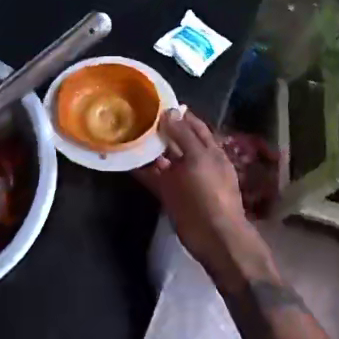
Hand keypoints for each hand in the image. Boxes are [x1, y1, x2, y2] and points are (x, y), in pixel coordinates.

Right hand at [134, 107, 260, 274]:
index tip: (154, 100)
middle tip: (133, 114)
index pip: (192, 124)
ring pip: (162, 157)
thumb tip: (170, 110)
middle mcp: (195, 160)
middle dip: (158, 128)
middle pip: (175, 139)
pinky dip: (139, 168)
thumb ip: (183, 134)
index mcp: (209, 149)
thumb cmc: (210, 193)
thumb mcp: (199, 158)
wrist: (214, 237)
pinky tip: (124, 158)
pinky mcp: (168, 193)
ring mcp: (181, 177)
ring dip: (146, 147)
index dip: (176, 112)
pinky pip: (152, 176)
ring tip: (125, 132)